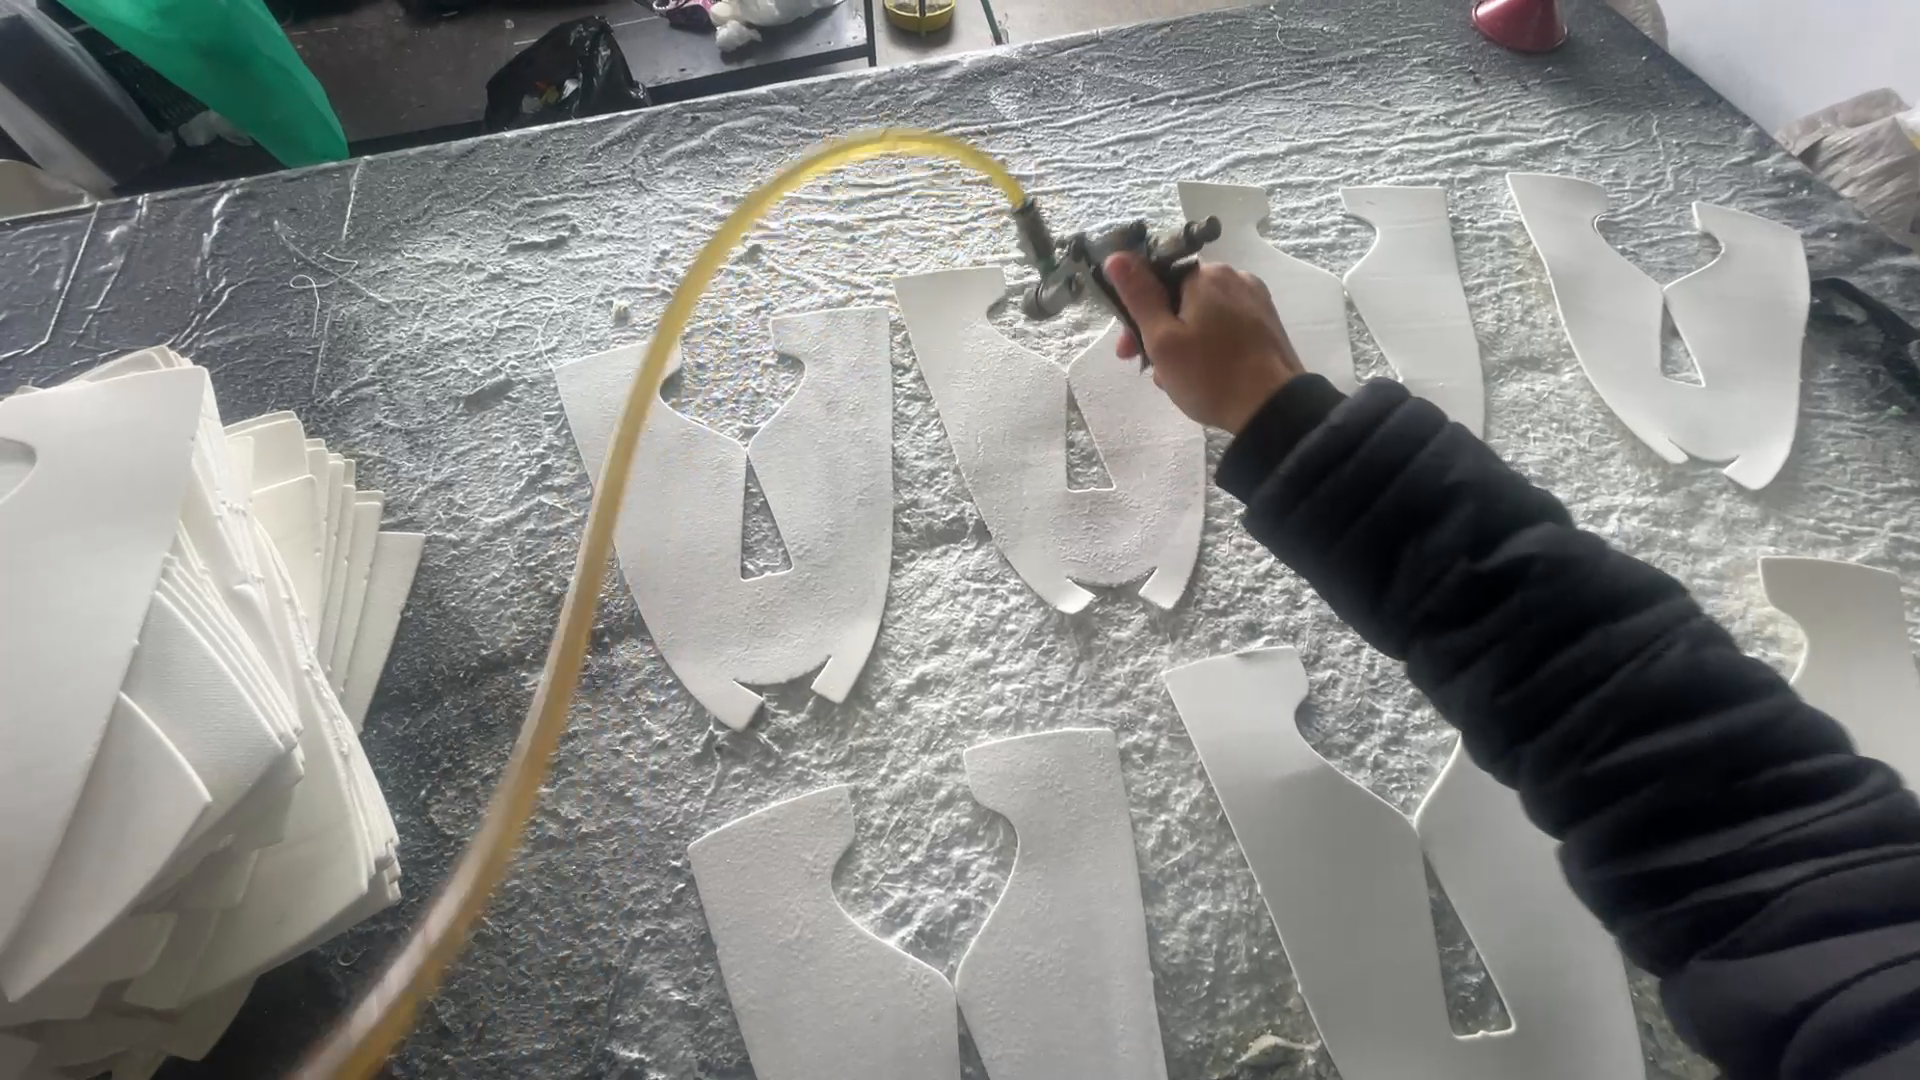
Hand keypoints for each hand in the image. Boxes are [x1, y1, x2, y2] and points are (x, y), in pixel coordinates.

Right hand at [1105, 252, 1304, 433]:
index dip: (1136, 311)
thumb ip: (1139, 296)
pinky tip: (1201, 371)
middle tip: (1147, 368)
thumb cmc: (1209, 375)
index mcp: (1206, 276)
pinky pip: (1224, 325)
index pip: (1158, 279)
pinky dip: (1206, 343)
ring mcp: (1255, 300)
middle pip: (1180, 297)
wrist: (1271, 407)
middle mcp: (1234, 277)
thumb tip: (1116, 257)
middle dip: (1157, 330)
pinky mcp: (1266, 323)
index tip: (1126, 348)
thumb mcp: (1162, 339)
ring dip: (1180, 340)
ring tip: (1174, 378)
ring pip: (1201, 314)